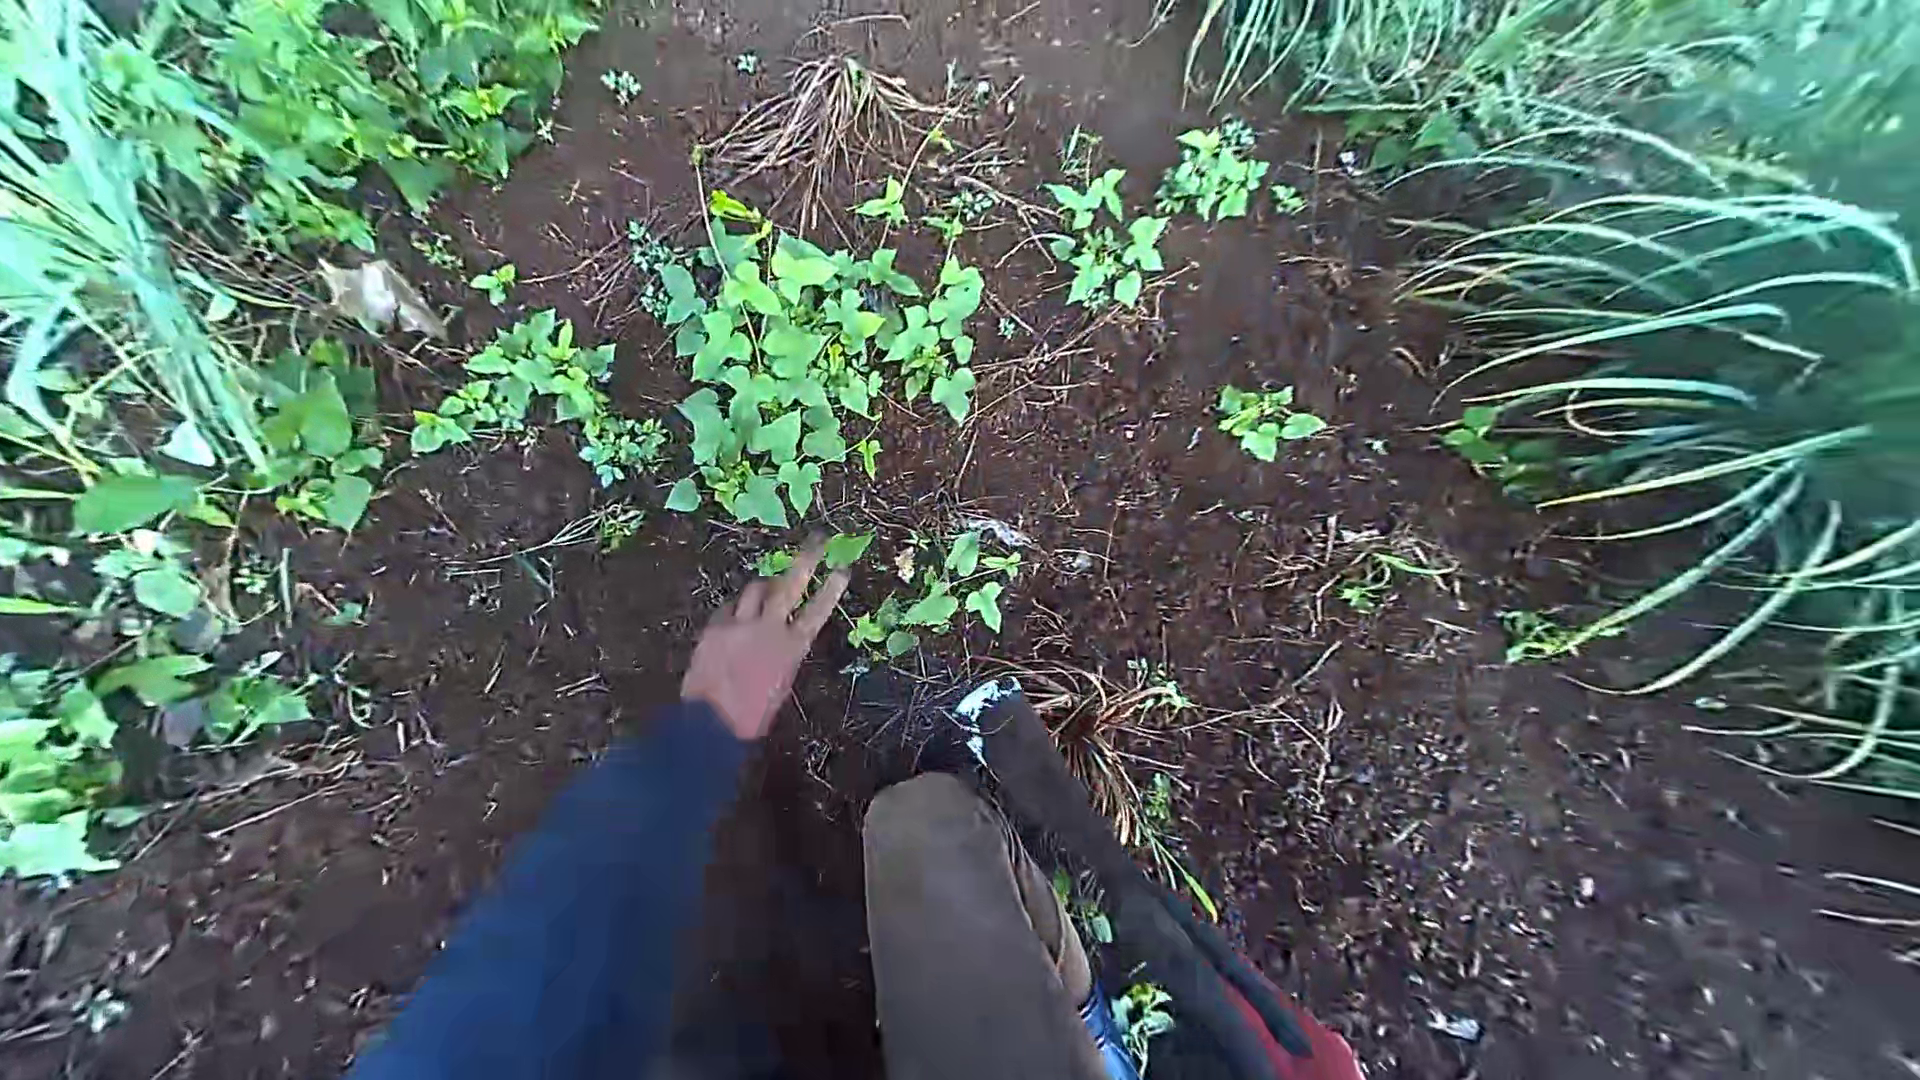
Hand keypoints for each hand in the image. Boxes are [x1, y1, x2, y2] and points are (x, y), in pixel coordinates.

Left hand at [682, 540, 849, 740]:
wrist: (709, 724)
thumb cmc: (753, 714)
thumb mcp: (781, 682)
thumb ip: (785, 653)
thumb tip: (784, 636)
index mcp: (792, 647)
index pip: (818, 610)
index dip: (831, 589)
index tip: (842, 569)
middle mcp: (768, 628)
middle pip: (789, 584)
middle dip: (806, 560)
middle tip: (817, 541)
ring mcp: (739, 624)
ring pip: (755, 589)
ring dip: (765, 586)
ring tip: (768, 586)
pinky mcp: (715, 627)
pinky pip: (729, 607)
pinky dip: (737, 607)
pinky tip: (737, 614)